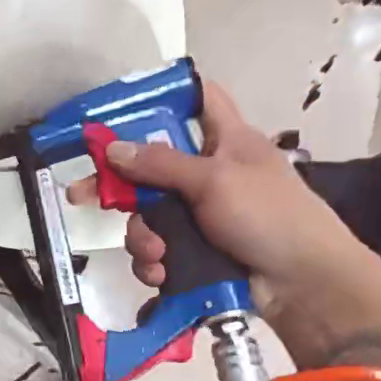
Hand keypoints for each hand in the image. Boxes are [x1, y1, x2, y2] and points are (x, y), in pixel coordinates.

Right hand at [65, 81, 372, 314]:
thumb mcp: (214, 180)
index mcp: (226, 141)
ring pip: (145, 216)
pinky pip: (154, 250)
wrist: (301, 284)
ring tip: (157, 254)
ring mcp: (197, 215)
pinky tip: (162, 273)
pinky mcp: (190, 251)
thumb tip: (111, 148)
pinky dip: (153, 263)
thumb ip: (160, 164)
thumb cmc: (269, 216)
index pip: (199, 100)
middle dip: (118, 187)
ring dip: (142, 237)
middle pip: (149, 168)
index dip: (166, 96)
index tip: (122, 108)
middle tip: (79, 195)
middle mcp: (207, 174)